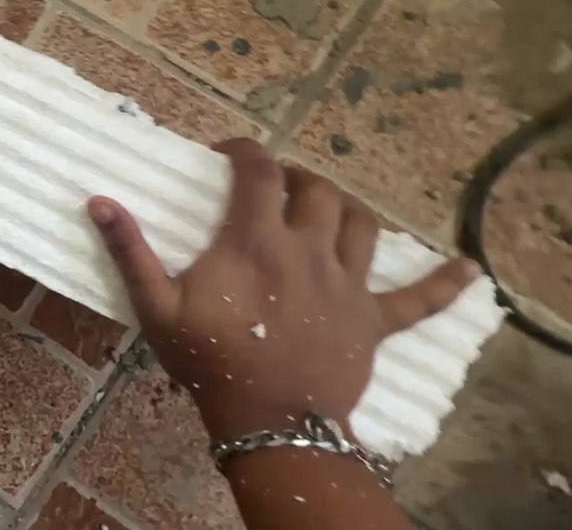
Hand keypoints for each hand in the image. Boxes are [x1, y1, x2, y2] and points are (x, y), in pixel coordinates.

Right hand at [88, 139, 480, 443]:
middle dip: (293, 174)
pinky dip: (447, 282)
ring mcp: (348, 285)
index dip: (245, 150)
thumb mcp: (154, 303)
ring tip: (320, 202)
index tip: (224, 152)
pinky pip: (421, 298)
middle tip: (266, 180)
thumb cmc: (208, 356)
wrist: (270, 420)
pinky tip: (474, 270)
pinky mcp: (374, 319)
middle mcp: (307, 252)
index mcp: (254, 243)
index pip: (260, 174)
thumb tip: (97, 201)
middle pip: (317, 191)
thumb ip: (128, 250)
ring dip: (344, 203)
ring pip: (363, 225)